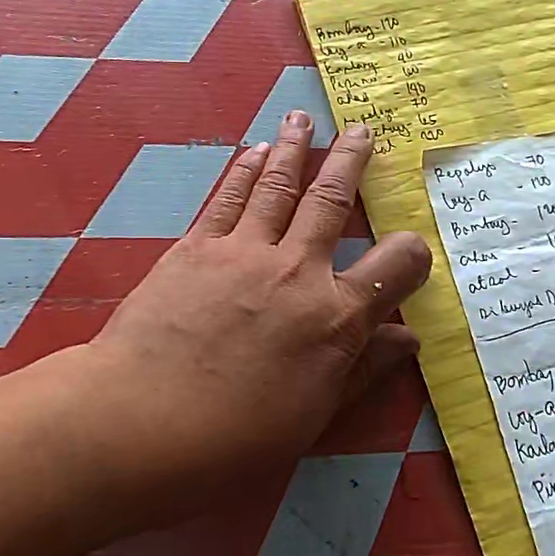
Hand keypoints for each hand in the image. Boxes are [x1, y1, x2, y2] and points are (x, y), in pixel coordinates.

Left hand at [84, 110, 432, 515]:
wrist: (143, 420)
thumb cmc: (235, 437)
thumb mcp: (313, 415)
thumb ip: (363, 371)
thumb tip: (409, 339)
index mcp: (335, 319)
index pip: (395, 267)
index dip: (411, 254)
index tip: (410, 250)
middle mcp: (297, 271)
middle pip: (332, 201)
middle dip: (351, 162)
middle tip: (362, 130)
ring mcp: (244, 252)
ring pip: (279, 185)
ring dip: (297, 147)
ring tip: (305, 119)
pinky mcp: (196, 247)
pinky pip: (228, 198)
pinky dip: (245, 170)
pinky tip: (257, 151)